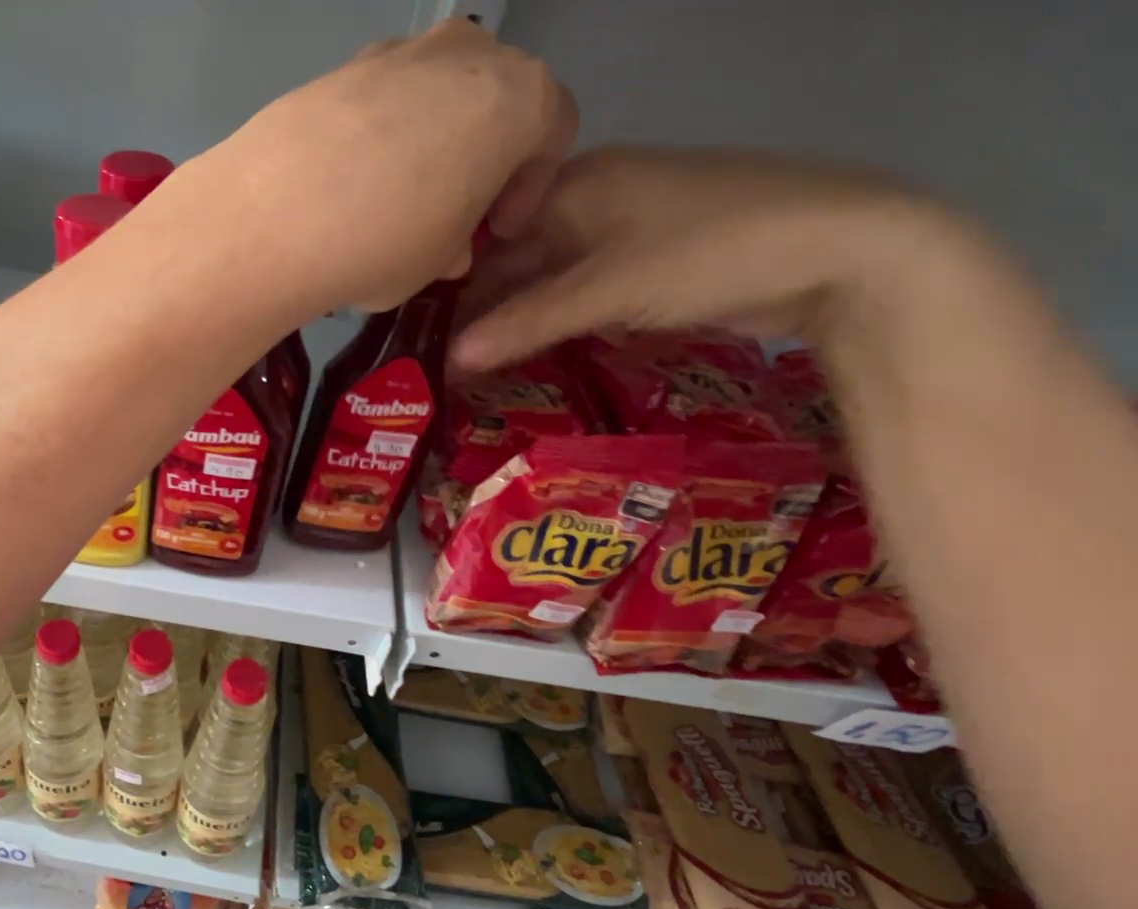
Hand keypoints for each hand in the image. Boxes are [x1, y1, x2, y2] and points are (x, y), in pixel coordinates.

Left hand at [164, 19, 576, 313]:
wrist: (273, 214)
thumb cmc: (389, 239)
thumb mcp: (442, 260)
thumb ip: (458, 242)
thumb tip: (449, 246)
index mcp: (520, 95)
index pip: (553, 132)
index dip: (530, 188)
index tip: (497, 230)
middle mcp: (466, 53)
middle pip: (492, 103)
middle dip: (479, 158)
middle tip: (451, 214)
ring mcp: (396, 52)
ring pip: (432, 98)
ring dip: (426, 145)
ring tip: (392, 206)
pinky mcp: (336, 69)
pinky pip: (377, 104)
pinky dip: (375, 139)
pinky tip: (346, 189)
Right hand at [449, 146, 990, 370]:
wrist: (842, 248)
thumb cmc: (710, 250)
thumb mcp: (608, 287)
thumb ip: (527, 322)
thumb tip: (450, 359)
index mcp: (571, 185)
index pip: (487, 239)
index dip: (451, 289)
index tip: (418, 338)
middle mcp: (589, 200)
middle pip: (515, 260)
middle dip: (480, 312)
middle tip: (439, 367)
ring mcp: (622, 232)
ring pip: (546, 280)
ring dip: (515, 323)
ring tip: (471, 372)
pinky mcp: (648, 264)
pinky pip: (580, 294)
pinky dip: (553, 325)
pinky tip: (527, 357)